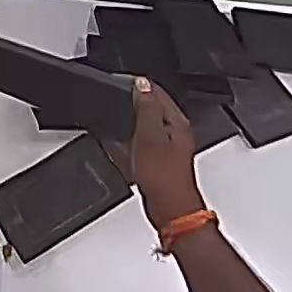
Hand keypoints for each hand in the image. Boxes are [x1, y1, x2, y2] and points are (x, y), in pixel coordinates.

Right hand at [113, 76, 206, 229]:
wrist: (169, 209)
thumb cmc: (164, 176)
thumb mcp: (150, 136)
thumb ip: (145, 107)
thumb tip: (141, 83)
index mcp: (176, 123)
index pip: (157, 91)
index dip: (137, 84)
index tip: (120, 82)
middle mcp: (174, 132)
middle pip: (150, 106)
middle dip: (131, 102)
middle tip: (116, 101)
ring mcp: (165, 146)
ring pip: (143, 123)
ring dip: (128, 121)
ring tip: (116, 122)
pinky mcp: (156, 158)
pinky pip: (138, 139)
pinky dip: (127, 138)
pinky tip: (117, 143)